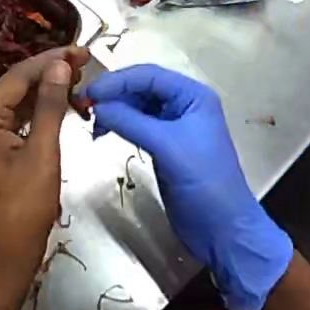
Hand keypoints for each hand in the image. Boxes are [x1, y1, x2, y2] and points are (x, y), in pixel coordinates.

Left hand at [0, 46, 88, 295]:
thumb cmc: (19, 216)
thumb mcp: (41, 158)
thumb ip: (49, 109)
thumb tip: (59, 65)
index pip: (18, 76)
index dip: (50, 60)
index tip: (82, 52)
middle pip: (15, 87)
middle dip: (50, 74)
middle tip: (86, 66)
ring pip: (16, 105)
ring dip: (46, 94)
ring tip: (81, 85)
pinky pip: (14, 124)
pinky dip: (38, 116)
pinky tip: (61, 112)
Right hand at [87, 65, 292, 309]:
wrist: (225, 234)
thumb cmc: (205, 184)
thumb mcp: (166, 146)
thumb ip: (129, 121)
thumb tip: (95, 106)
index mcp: (192, 96)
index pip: (147, 75)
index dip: (117, 81)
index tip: (90, 93)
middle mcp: (183, 104)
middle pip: (140, 87)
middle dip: (112, 94)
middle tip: (84, 104)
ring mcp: (173, 124)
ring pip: (135, 104)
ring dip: (113, 109)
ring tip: (92, 120)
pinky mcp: (164, 144)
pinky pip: (135, 123)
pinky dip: (118, 124)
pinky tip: (102, 131)